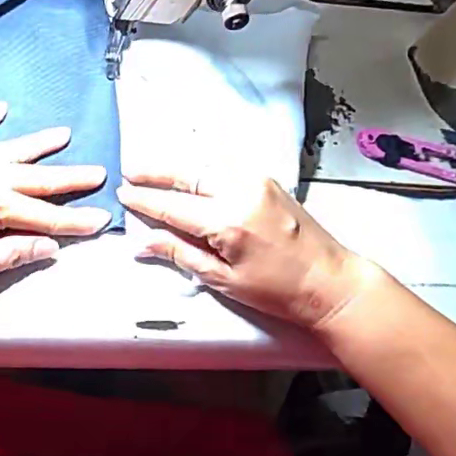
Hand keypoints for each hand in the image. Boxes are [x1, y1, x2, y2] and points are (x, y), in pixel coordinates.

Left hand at [0, 103, 110, 288]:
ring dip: (40, 143)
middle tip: (99, 173)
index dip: (77, 222)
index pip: (47, 218)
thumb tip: (48, 247)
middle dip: (72, 178)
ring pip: (13, 150)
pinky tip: (0, 108)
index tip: (102, 220)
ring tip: (64, 134)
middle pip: (39, 180)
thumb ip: (9, 254)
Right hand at [116, 170, 386, 331]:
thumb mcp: (223, 280)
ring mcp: (256, 182)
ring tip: (151, 170)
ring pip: (205, 165)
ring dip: (177, 168)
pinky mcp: (267, 180)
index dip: (145, 201)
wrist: (331, 282)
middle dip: (154, 174)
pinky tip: (188, 171)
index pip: (173, 206)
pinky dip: (202, 166)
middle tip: (129, 173)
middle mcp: (240, 193)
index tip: (124, 195)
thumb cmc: (278, 291)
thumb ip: (182, 255)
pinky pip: (225, 167)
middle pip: (186, 175)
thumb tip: (145, 243)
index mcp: (227, 222)